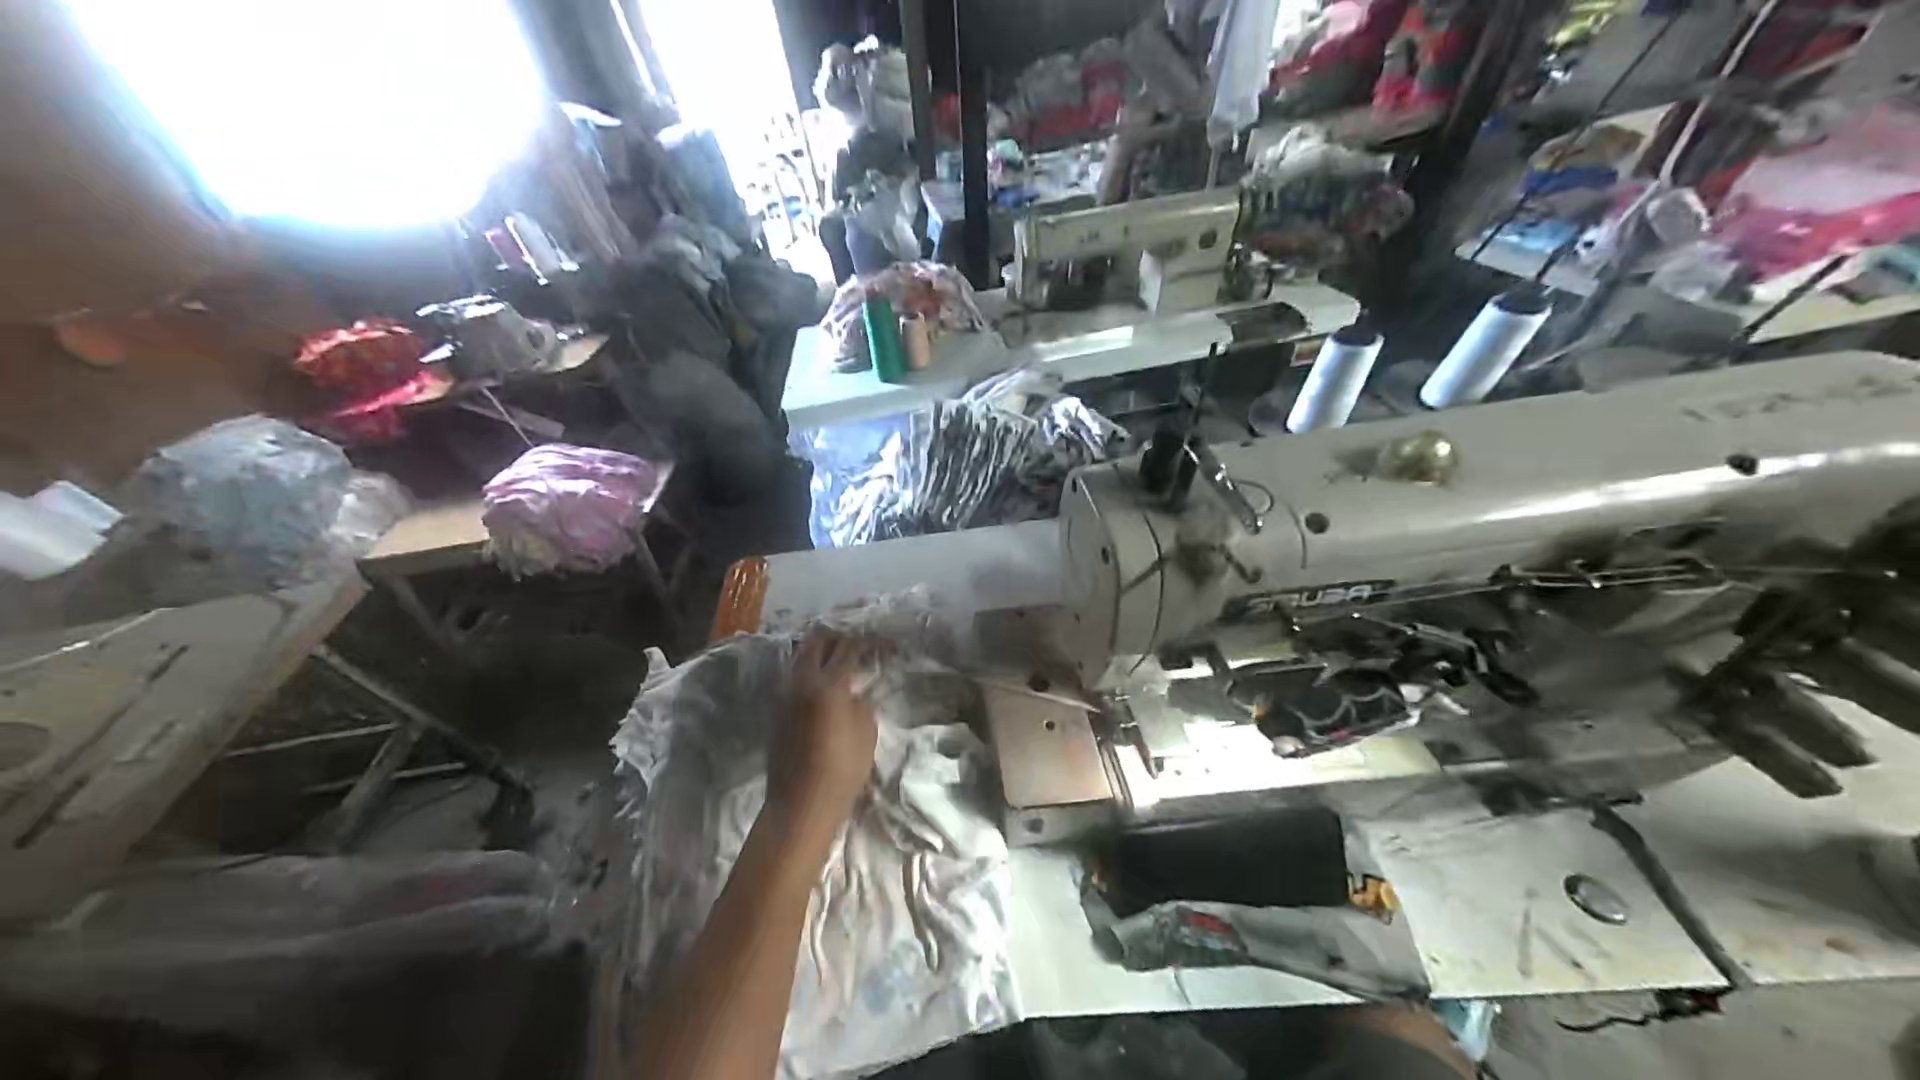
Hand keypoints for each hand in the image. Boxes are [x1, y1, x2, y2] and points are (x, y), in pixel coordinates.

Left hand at [768, 632, 878, 845]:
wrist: (800, 803)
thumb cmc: (842, 770)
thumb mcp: (866, 732)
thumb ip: (859, 702)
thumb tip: (850, 691)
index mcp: (829, 684)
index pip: (850, 647)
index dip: (869, 642)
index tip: (884, 645)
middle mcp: (802, 681)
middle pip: (817, 641)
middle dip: (839, 638)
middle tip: (857, 647)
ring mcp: (784, 693)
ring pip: (800, 656)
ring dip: (820, 652)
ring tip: (839, 662)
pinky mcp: (776, 708)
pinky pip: (793, 676)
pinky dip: (809, 671)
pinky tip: (823, 685)